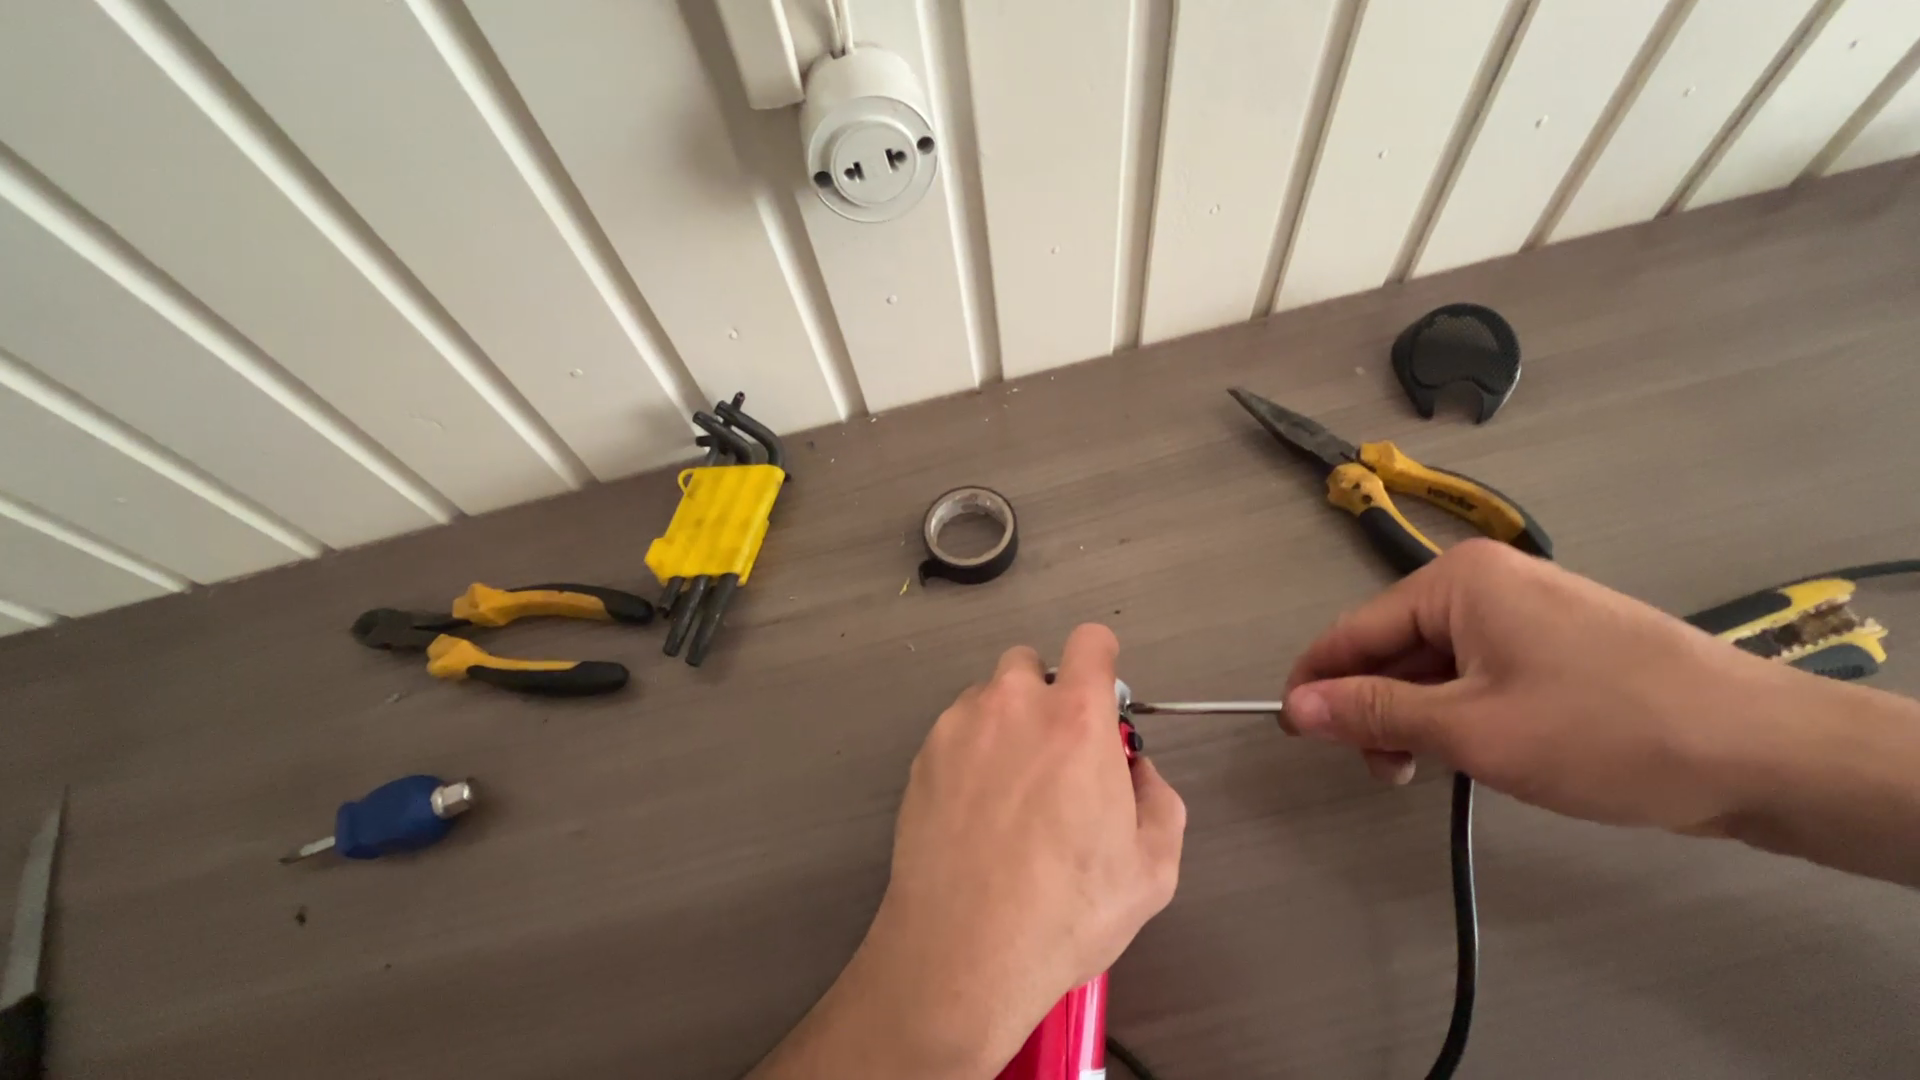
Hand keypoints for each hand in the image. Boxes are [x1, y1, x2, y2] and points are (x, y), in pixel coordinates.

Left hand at [749, 624, 1185, 1078]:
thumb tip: (1136, 770)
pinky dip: (970, 751)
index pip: (1090, 642)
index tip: (1102, 690)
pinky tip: (977, 809)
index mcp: (1076, 720)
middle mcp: (1013, 706)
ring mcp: (959, 727)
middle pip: (1031, 663)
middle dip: (1047, 694)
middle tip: (1056, 753)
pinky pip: (955, 731)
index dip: (1101, 659)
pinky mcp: (923, 756)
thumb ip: (1158, 799)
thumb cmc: (1064, 912)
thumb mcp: (1152, 868)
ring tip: (1012, 789)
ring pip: (989, 697)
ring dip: (1006, 722)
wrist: (962, 952)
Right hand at [1283, 539, 1804, 834]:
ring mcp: (1526, 607)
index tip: (1293, 734)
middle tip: (1381, 771)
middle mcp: (1485, 580)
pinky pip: (1479, 669)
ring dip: (1416, 714)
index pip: (1353, 631)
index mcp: (1455, 581)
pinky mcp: (1558, 640)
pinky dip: (1459, 709)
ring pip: (1435, 662)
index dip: (1317, 684)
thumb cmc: (1602, 731)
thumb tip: (1293, 708)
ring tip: (1426, 769)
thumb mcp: (1469, 729)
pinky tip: (1473, 748)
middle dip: (1374, 707)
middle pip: (1393, 646)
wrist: (1769, 753)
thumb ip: (1372, 712)